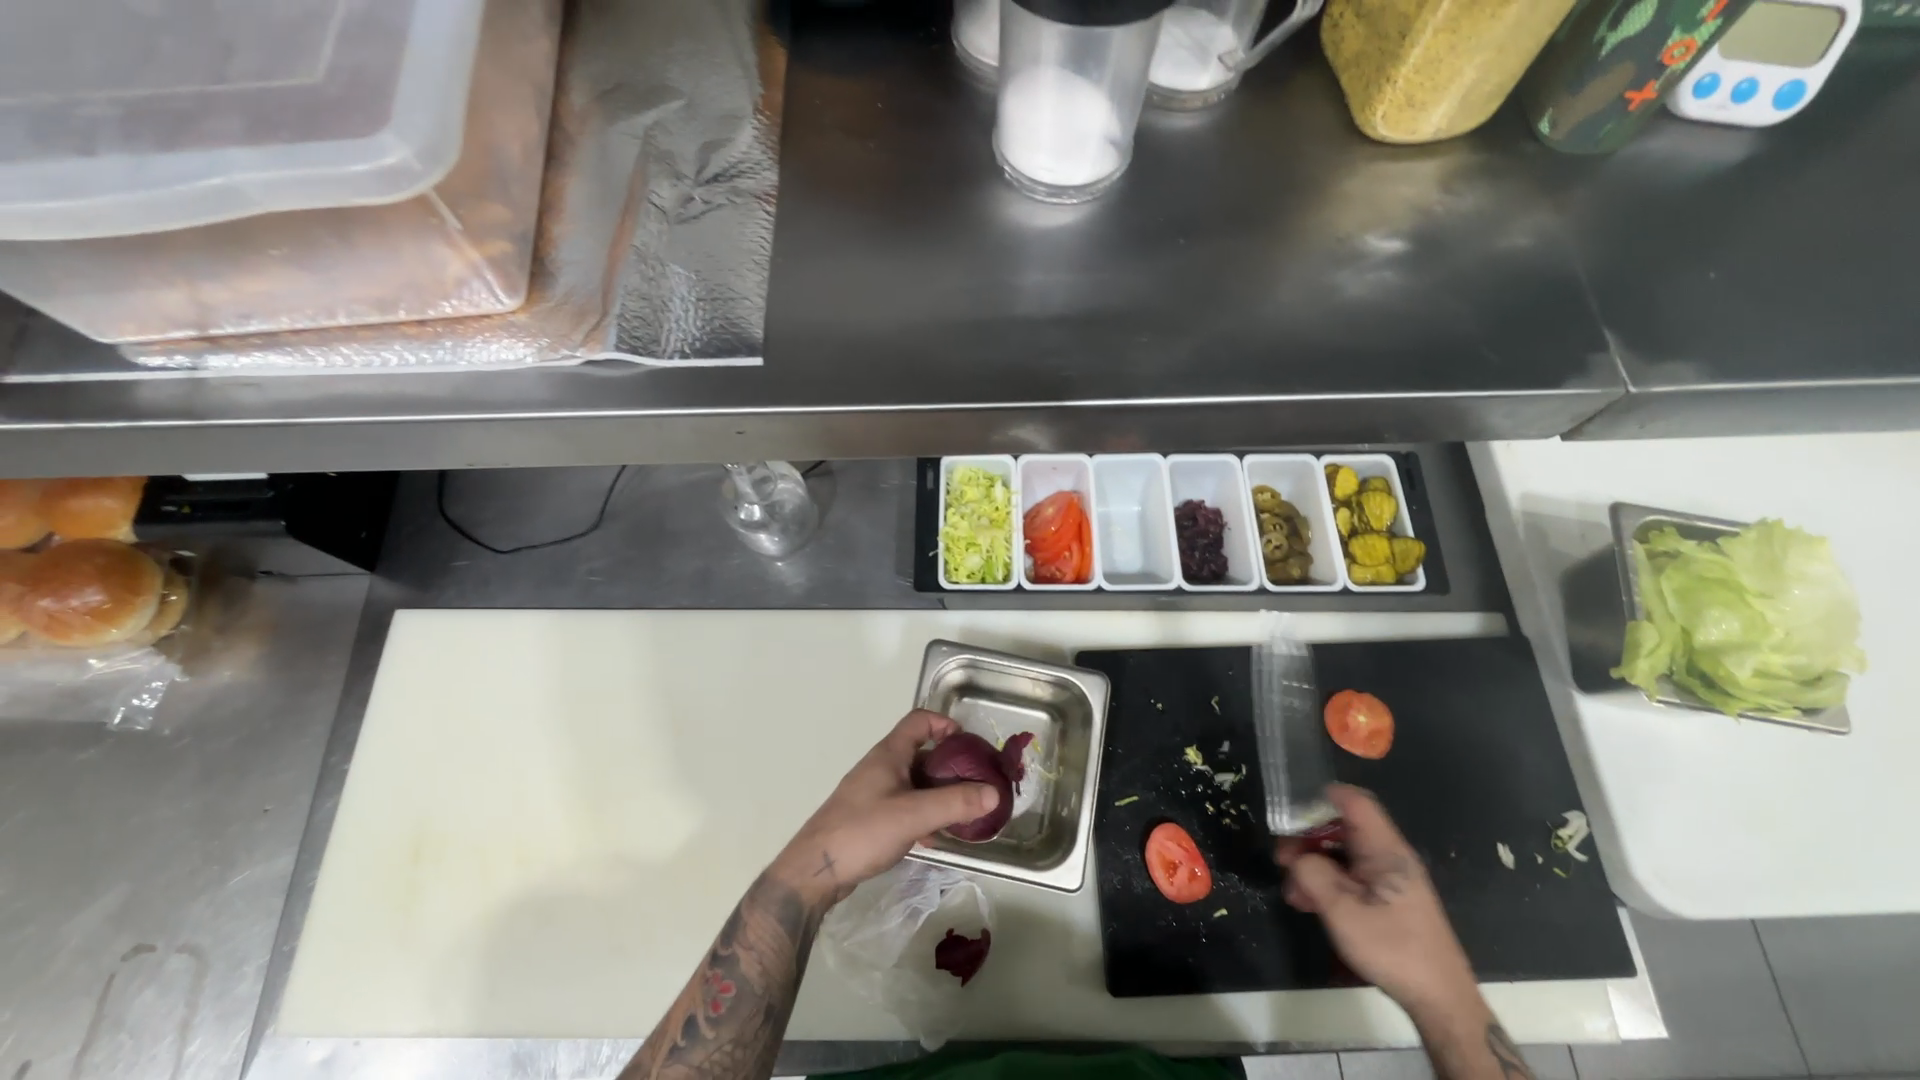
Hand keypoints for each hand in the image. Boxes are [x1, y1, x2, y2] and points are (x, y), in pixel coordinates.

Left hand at [770, 709, 999, 904]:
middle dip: (951, 765)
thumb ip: (955, 803)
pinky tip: (938, 836)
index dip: (945, 724)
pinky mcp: (872, 818)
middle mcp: (882, 768)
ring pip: (916, 783)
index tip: (970, 744)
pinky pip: (906, 806)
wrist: (816, 870)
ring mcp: (875, 793)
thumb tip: (995, 792)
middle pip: (922, 754)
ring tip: (966, 811)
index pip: (919, 721)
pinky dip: (925, 814)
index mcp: (889, 755)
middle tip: (978, 783)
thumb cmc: (862, 831)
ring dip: (940, 793)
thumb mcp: (913, 815)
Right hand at [1274, 784, 1477, 1017]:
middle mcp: (1389, 857)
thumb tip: (1297, 858)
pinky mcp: (1387, 899)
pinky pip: (1351, 877)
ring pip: (1343, 855)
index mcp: (1385, 850)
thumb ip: (1313, 874)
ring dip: (1314, 866)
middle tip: (1282, 861)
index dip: (1321, 797)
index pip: (1354, 802)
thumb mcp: (1342, 910)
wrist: (1438, 998)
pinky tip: (1310, 904)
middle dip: (1308, 839)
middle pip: (1343, 828)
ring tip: (1294, 893)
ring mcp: (1389, 879)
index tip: (1289, 812)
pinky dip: (1327, 883)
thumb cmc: (1392, 948)